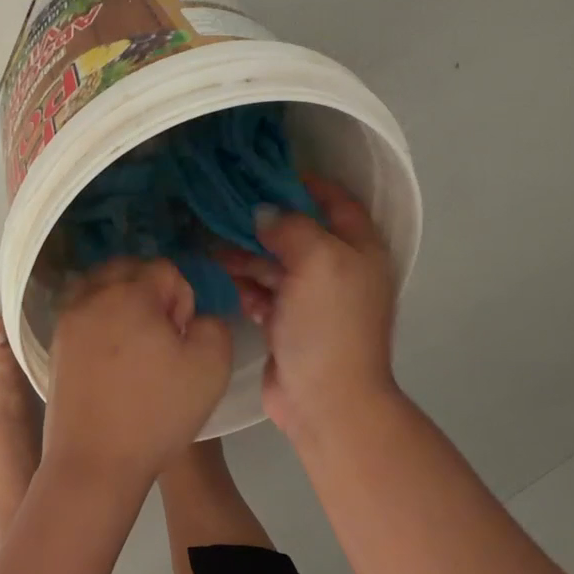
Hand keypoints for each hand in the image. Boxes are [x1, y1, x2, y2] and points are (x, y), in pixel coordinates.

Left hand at [44, 259, 232, 482]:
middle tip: (160, 340)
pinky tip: (112, 364)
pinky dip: (99, 329)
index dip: (182, 301)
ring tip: (135, 350)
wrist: (94, 462)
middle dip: (148, 295)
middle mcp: (91, 299)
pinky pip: (81, 321)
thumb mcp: (211, 366)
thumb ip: (214, 326)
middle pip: (126, 272)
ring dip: (120, 308)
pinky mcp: (54, 352)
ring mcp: (66, 326)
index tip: (181, 340)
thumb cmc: (156, 414)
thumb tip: (194, 320)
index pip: (165, 270)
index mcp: (129, 293)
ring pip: (98, 293)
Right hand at [218, 177, 398, 438]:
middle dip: (264, 224)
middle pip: (299, 234)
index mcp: (359, 248)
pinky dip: (247, 289)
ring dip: (248, 257)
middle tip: (223, 212)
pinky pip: (265, 297)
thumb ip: (292, 227)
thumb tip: (264, 213)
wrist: (324, 399)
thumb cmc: (328, 326)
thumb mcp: (318, 262)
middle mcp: (338, 270)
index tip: (263, 174)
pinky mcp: (288, 329)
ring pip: (277, 266)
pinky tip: (226, 283)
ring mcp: (312, 302)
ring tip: (214, 249)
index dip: (304, 184)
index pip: (335, 201)